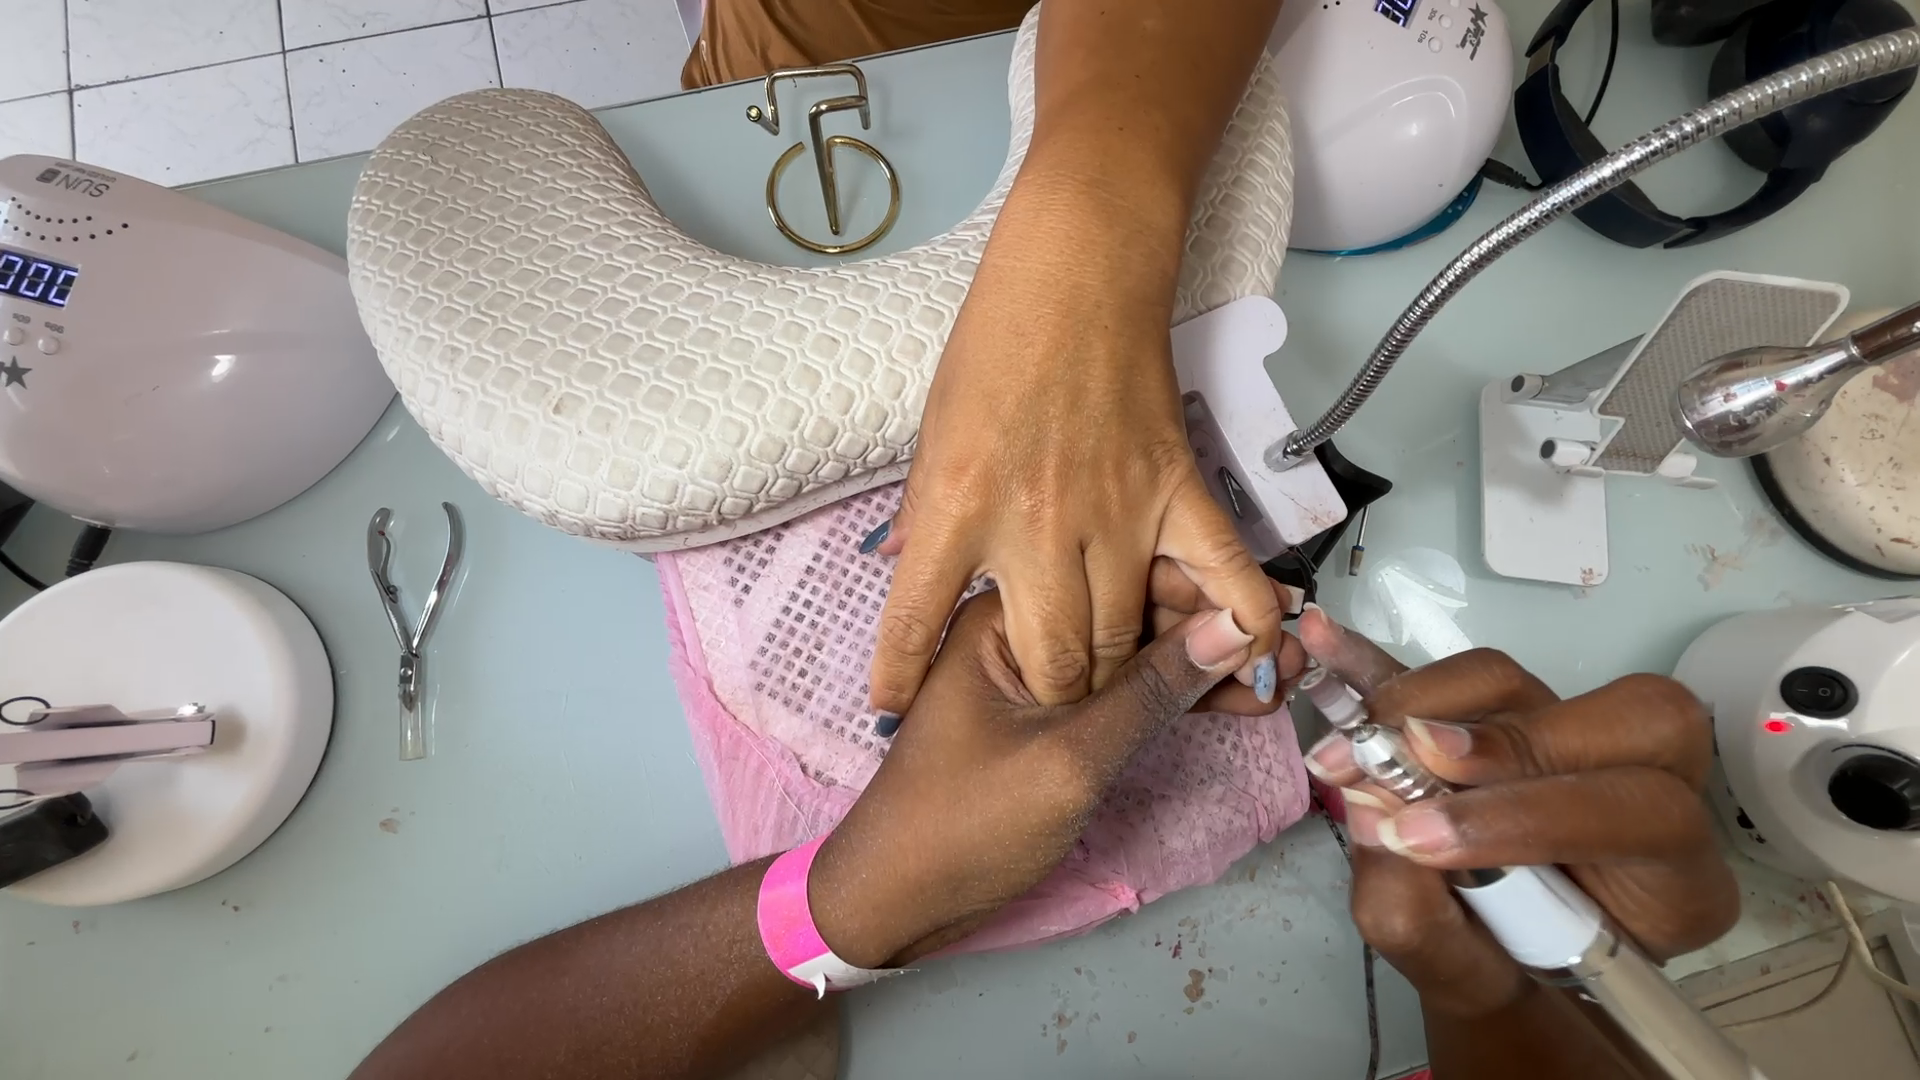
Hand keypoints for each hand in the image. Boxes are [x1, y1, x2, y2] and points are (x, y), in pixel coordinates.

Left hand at [809, 579, 1297, 967]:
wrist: (899, 897)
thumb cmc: (968, 822)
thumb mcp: (1067, 757)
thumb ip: (1150, 691)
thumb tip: (1234, 627)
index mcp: (1008, 612)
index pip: (1117, 579)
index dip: (1202, 597)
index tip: (1278, 617)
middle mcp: (1024, 626)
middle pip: (1130, 613)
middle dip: (1211, 634)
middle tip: (1291, 654)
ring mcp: (1039, 671)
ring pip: (1132, 654)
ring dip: (1200, 668)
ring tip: (1277, 678)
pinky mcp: (1053, 713)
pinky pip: (1119, 692)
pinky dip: (1170, 699)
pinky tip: (1229, 700)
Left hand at [864, 178, 1284, 715]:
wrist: (1077, 276)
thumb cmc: (993, 350)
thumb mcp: (934, 431)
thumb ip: (924, 512)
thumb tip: (903, 567)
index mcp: (959, 506)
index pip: (915, 619)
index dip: (898, 677)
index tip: (890, 709)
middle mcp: (1035, 526)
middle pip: (1052, 662)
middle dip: (1047, 695)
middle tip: (1043, 690)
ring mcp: (1117, 515)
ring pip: (1124, 641)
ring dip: (1114, 674)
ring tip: (1108, 674)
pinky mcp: (1177, 493)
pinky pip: (1222, 576)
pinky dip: (1238, 627)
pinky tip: (1238, 658)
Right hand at [1295, 608, 1739, 1018]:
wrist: (1481, 945)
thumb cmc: (1493, 966)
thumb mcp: (1460, 972)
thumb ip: (1417, 914)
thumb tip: (1377, 819)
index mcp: (1664, 870)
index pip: (1646, 813)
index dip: (1533, 811)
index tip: (1421, 833)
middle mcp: (1624, 783)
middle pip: (1618, 716)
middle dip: (1499, 734)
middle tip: (1404, 754)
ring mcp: (1546, 731)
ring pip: (1511, 679)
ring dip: (1426, 697)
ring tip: (1354, 739)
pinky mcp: (1472, 708)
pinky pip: (1423, 672)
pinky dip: (1369, 656)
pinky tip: (1320, 637)